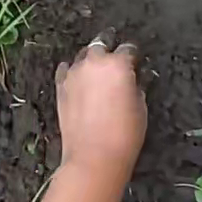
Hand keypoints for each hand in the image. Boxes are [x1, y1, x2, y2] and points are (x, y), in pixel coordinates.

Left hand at [54, 39, 146, 179]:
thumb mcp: (141, 107)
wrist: (93, 157)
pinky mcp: (60, 85)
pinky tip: (78, 78)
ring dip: (91, 59)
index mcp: (118, 64)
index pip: (128, 49)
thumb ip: (137, 86)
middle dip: (110, 49)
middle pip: (102, 44)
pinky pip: (66, 69)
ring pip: (83, 55)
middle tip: (115, 58)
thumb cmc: (124, 134)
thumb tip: (136, 78)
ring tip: (97, 69)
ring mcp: (74, 72)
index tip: (136, 61)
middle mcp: (94, 62)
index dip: (133, 55)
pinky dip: (73, 71)